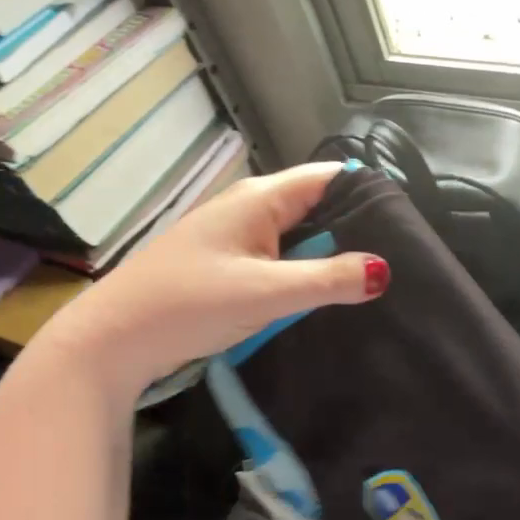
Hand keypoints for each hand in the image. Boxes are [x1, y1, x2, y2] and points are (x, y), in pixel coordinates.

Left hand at [38, 163, 386, 396]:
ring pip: (298, 236)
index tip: (408, 222)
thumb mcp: (267, 293)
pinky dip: (304, 272)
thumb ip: (329, 279)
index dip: (369, 193)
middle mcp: (249, 208)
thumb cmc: (188, 304)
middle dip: (355, 228)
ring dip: (329, 254)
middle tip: (400, 257)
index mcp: (259, 198)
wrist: (111, 342)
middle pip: (317, 206)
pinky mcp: (227, 267)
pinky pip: (280, 259)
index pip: (330, 177)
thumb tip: (383, 270)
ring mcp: (235, 238)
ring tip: (373, 278)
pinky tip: (325, 295)